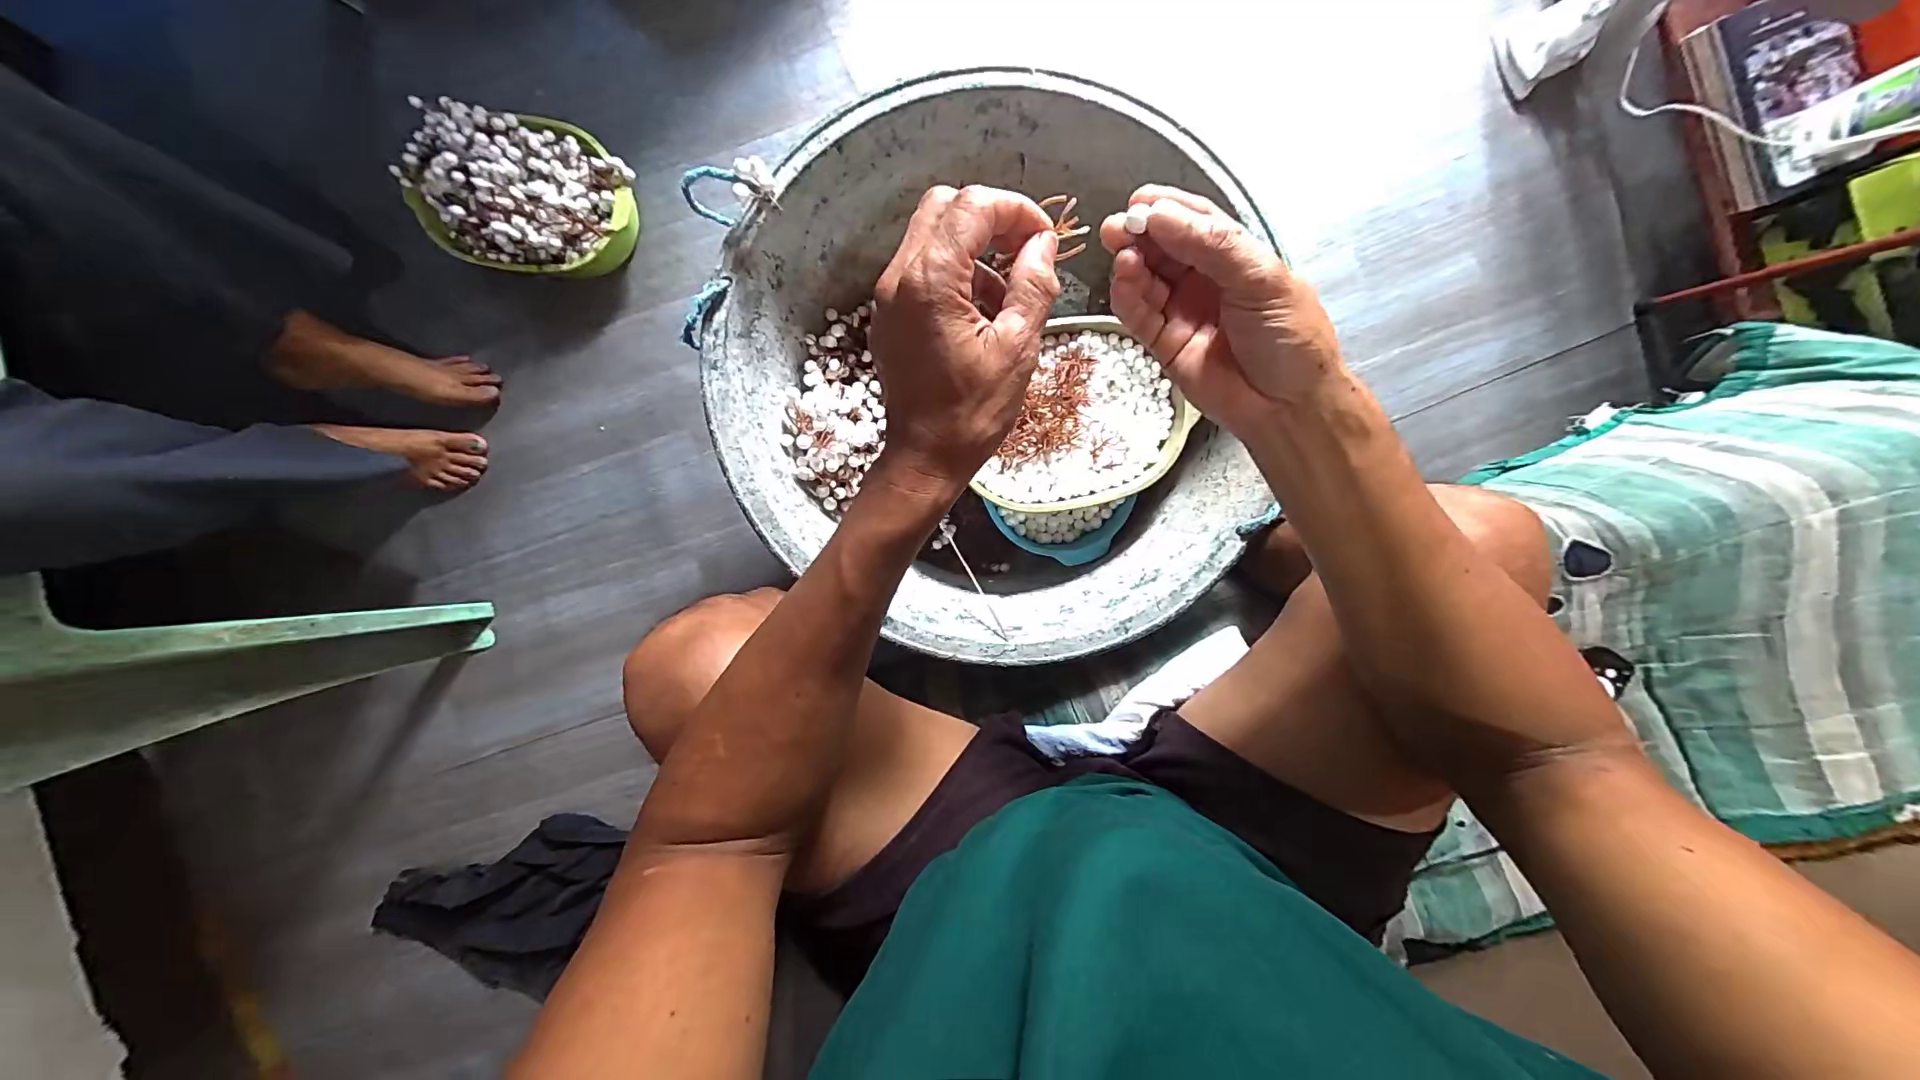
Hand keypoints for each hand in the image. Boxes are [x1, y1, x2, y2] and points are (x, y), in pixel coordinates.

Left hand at [869, 185, 1059, 490]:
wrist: (925, 457)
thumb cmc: (971, 414)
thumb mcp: (1017, 349)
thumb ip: (1033, 286)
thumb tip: (1043, 245)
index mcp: (930, 282)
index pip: (973, 206)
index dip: (1017, 211)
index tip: (1044, 239)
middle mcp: (899, 278)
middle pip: (945, 206)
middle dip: (991, 219)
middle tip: (1025, 251)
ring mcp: (888, 296)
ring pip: (931, 234)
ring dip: (973, 247)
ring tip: (1005, 292)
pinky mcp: (889, 315)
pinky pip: (921, 268)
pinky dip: (954, 271)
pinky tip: (980, 310)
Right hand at [1100, 186, 1342, 439]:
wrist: (1286, 405)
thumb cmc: (1290, 339)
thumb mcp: (1262, 278)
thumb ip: (1213, 245)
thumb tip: (1161, 216)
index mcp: (1234, 256)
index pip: (1195, 222)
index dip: (1166, 209)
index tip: (1139, 202)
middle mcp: (1204, 280)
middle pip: (1162, 249)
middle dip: (1138, 236)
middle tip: (1118, 229)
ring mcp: (1182, 311)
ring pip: (1145, 280)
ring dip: (1129, 265)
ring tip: (1123, 256)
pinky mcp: (1164, 343)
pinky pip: (1138, 316)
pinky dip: (1127, 297)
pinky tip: (1124, 281)